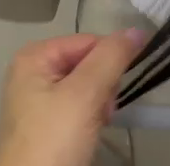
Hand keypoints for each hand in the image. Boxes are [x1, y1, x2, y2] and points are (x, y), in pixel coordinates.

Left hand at [0, 30, 144, 165]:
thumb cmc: (53, 140)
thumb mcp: (84, 94)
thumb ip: (111, 57)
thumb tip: (137, 29)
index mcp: (34, 57)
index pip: (89, 41)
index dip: (108, 62)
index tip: (114, 89)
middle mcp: (32, 74)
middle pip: (87, 64)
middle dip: (102, 87)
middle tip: (102, 110)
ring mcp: (37, 103)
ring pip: (85, 89)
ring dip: (98, 105)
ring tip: (96, 125)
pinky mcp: (45, 128)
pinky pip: (78, 110)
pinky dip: (89, 120)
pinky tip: (88, 135)